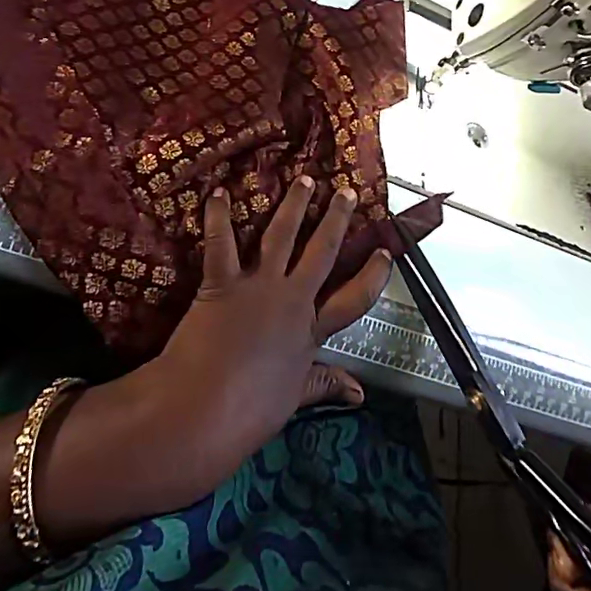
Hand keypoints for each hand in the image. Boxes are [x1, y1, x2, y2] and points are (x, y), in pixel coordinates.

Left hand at [130, 176, 394, 506]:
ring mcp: (258, 288)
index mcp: (311, 331)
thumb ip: (324, 385)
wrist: (204, 411)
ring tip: (304, 179)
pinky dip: (217, 216)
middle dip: (336, 220)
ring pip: (281, 236)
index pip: (353, 299)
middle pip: (321, 253)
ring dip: (293, 204)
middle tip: (345, 192)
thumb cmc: (249, 411)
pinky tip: (218, 192)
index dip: (372, 275)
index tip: (385, 253)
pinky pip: (221, 242)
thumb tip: (358, 394)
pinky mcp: (222, 283)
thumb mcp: (293, 398)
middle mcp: (291, 301)